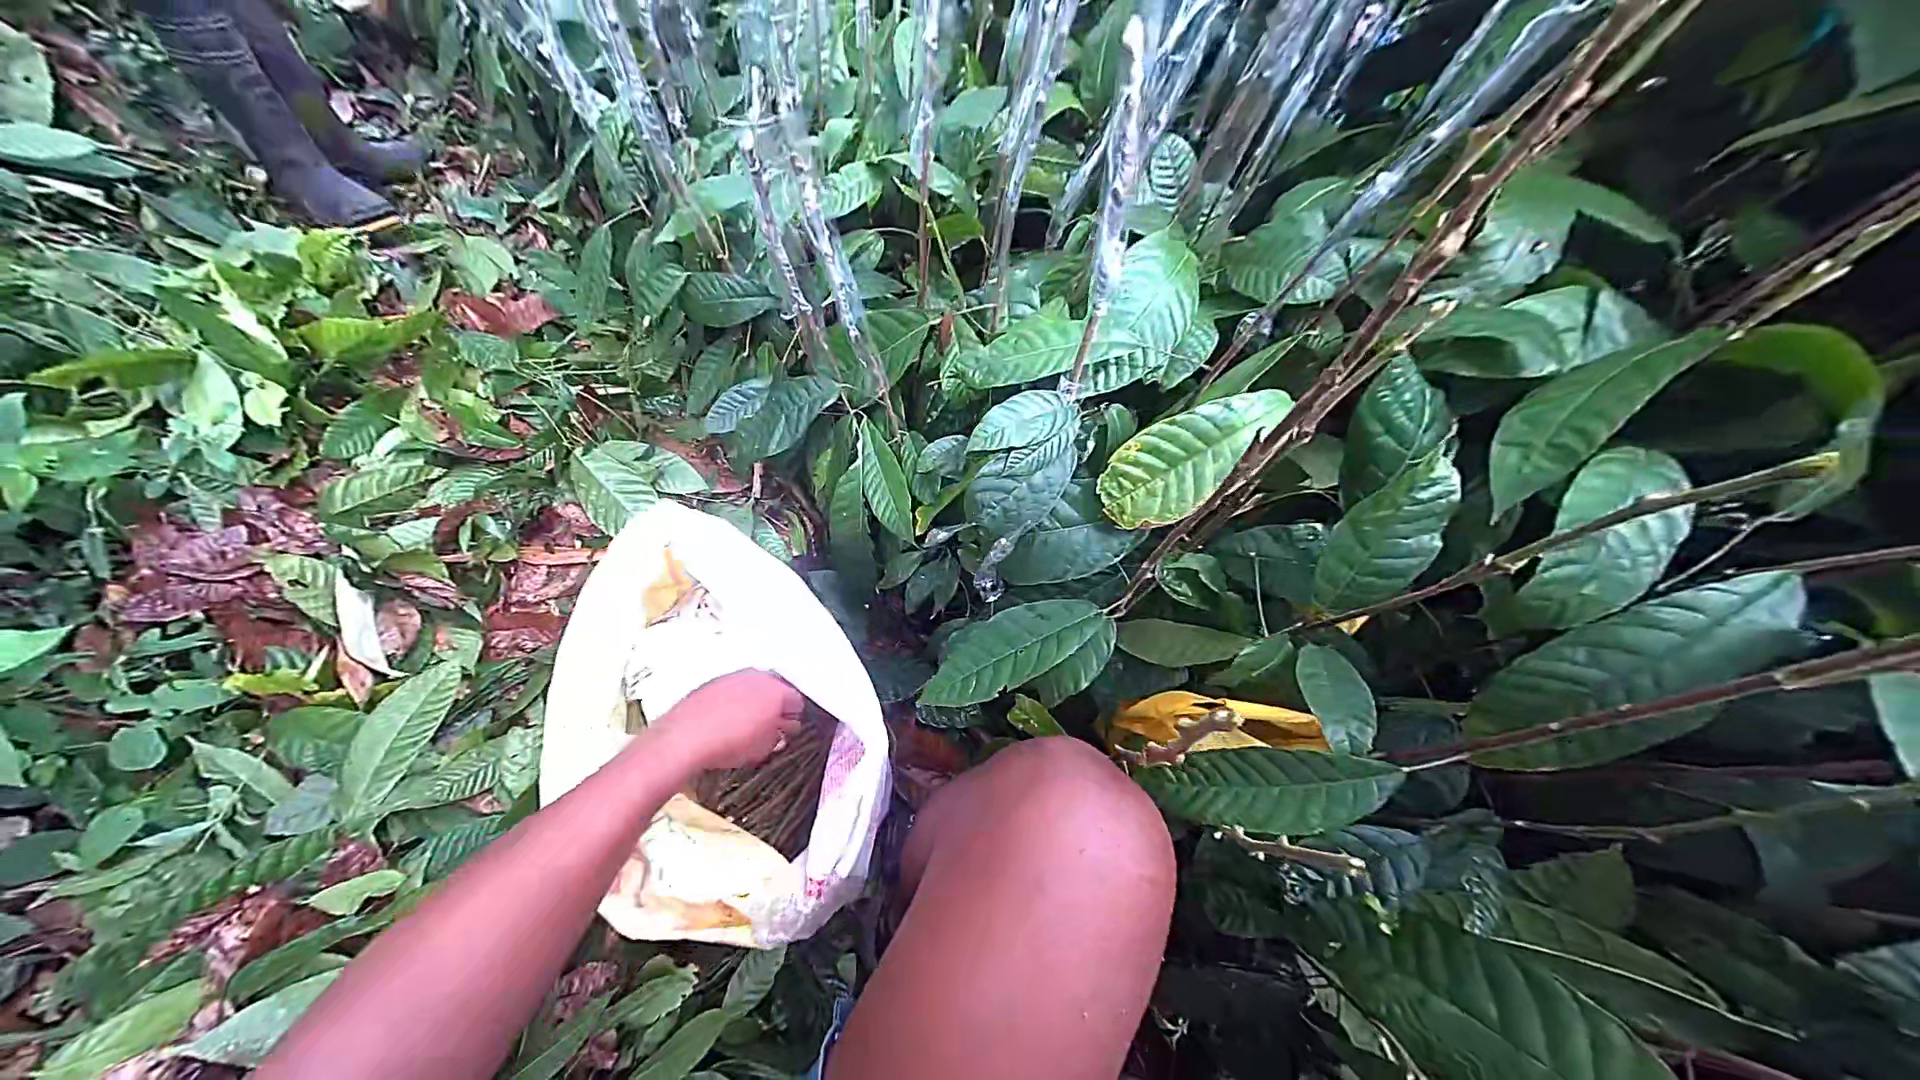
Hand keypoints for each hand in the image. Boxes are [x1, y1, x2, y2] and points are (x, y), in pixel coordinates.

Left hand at [649, 670, 805, 770]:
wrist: (685, 738)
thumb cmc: (725, 743)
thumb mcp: (763, 748)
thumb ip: (777, 737)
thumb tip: (778, 733)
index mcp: (778, 691)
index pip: (797, 701)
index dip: (793, 718)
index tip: (787, 729)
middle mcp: (759, 678)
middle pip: (776, 689)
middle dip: (774, 706)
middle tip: (768, 726)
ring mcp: (735, 677)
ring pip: (753, 687)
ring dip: (753, 701)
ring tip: (744, 724)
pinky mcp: (714, 681)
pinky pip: (732, 689)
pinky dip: (732, 700)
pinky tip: (725, 719)